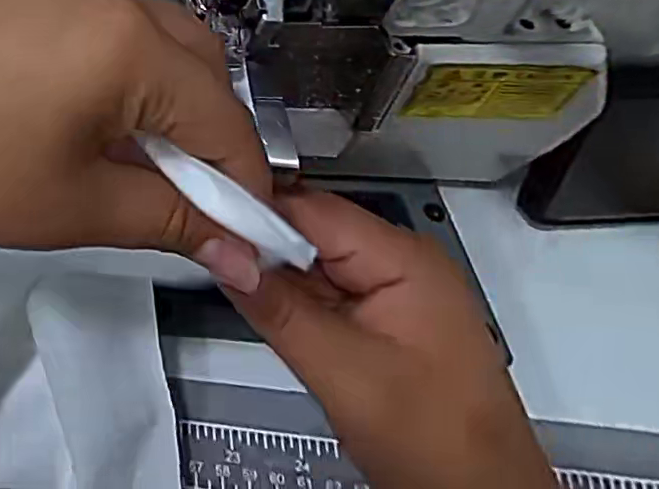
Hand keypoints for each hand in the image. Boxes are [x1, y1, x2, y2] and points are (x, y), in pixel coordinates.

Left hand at [0, 0, 271, 269]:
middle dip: (207, 134)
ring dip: (164, 100)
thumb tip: (242, 249)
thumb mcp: (72, 204)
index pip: (226, 118)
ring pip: (154, 41)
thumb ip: (169, 221)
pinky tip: (80, 114)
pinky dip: (120, 73)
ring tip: (125, 160)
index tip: (243, 240)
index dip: (244, 186)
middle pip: (199, 66)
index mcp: (131, 39)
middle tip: (178, 198)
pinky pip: (106, 28)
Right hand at [225, 192, 555, 488]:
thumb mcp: (344, 373)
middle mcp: (400, 261)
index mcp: (405, 260)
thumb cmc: (446, 450)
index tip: (212, 225)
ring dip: (273, 270)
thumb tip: (227, 259)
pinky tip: (273, 307)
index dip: (254, 213)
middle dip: (261, 244)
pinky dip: (291, 292)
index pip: (309, 208)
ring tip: (246, 288)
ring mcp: (389, 285)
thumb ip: (278, 309)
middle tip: (221, 259)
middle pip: (307, 226)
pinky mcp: (377, 308)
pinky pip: (319, 282)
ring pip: (308, 255)